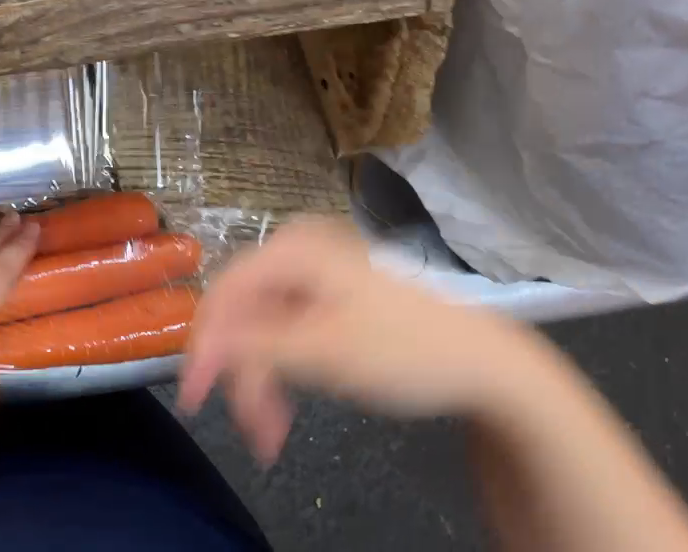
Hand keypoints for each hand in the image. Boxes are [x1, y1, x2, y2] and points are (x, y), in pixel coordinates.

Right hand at [178, 218, 555, 464]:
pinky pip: (283, 336)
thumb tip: (201, 347)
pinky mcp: (325, 304)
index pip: (224, 294)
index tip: (194, 393)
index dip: (205, 345)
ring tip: (270, 435)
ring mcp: (310, 280)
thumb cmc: (409, 352)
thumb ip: (255, 346)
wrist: (492, 369)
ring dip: (261, 384)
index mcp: (291, 252)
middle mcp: (294, 255)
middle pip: (243, 317)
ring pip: (261, 333)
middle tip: (249, 429)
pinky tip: (284, 412)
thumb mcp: (325, 352)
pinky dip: (280, 375)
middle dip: (242, 376)